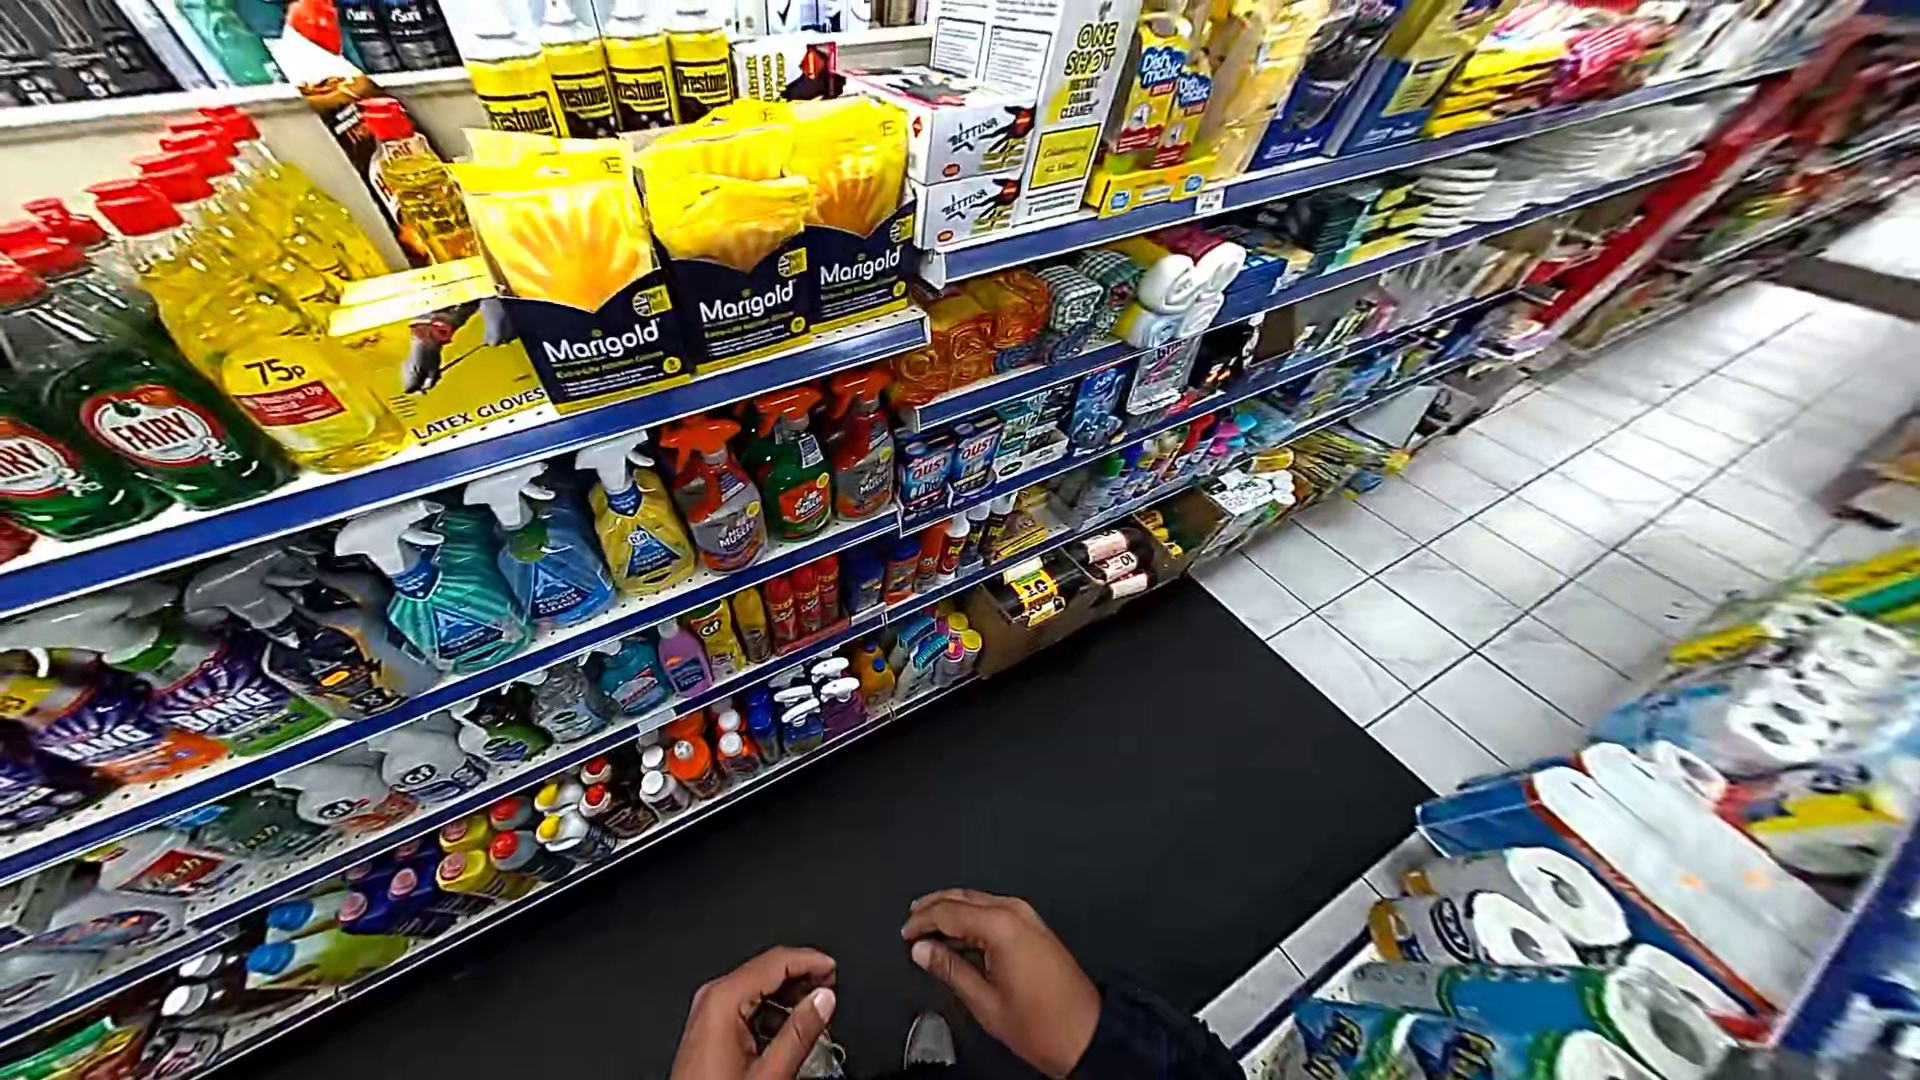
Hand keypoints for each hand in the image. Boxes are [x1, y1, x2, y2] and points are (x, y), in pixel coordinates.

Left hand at [670, 946, 837, 1079]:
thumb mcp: (767, 1075)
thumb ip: (799, 1032)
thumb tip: (824, 998)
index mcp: (724, 999)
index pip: (778, 960)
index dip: (811, 961)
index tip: (833, 971)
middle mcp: (712, 997)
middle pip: (768, 969)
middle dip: (802, 976)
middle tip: (829, 989)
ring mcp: (707, 1012)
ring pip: (759, 986)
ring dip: (789, 994)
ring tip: (813, 1010)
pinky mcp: (708, 1029)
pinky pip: (746, 1004)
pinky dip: (771, 1009)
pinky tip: (788, 1028)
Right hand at [901, 889, 1100, 1078]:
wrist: (1085, 1032)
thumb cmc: (1043, 1024)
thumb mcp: (985, 1002)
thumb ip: (950, 970)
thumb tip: (924, 950)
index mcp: (1000, 925)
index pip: (949, 911)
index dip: (923, 920)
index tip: (906, 932)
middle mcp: (1013, 911)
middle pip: (962, 897)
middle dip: (933, 906)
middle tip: (911, 921)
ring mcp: (1025, 914)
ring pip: (976, 899)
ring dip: (950, 909)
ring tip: (928, 924)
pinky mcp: (1031, 923)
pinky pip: (992, 908)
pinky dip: (970, 916)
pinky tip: (957, 933)